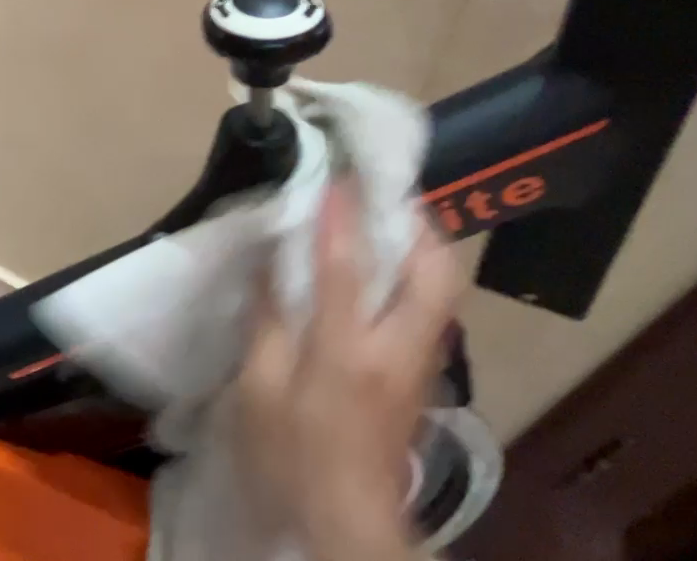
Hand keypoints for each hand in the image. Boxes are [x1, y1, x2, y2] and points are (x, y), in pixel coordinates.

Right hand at [234, 183, 464, 560]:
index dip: (342, 218)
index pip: (348, 268)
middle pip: (434, 276)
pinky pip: (425, 311)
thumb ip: (267, 323)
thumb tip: (270, 266)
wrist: (348, 520)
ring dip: (418, 249)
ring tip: (384, 218)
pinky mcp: (419, 377)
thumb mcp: (258, 389)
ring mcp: (418, 365)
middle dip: (418, 227)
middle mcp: (398, 350)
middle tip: (386, 192)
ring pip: (438, 293)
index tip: (337, 176)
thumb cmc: (291, 453)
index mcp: (347, 350)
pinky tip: (377, 270)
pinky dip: (409, 277)